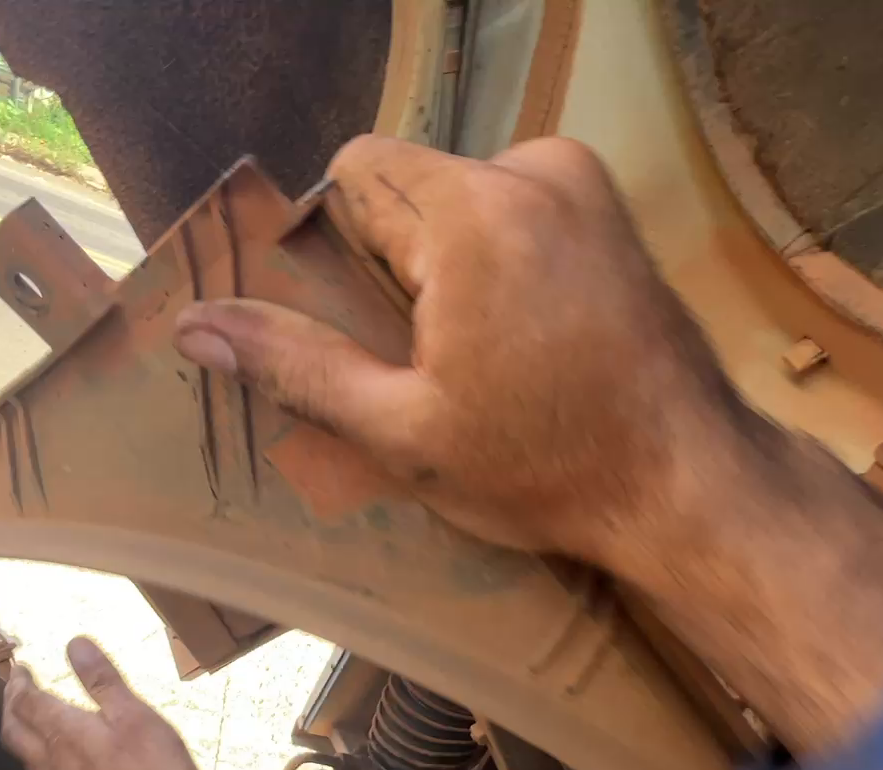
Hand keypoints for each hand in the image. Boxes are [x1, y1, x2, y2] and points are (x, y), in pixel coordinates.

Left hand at [0, 636, 203, 769]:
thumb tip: (74, 643)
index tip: (19, 668)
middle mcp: (50, 763)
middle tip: (16, 690)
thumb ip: (102, 681)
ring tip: (32, 725)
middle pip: (14, 731)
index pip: (27, 702)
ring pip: (26, 761)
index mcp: (65, 732)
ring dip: (23, 737)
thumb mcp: (135, 715)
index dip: (19, 682)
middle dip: (11, 707)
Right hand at [174, 135, 882, 756]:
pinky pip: (509, 213)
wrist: (684, 486)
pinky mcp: (607, 214)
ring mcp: (582, 185)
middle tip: (411, 359)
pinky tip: (511, 341)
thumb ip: (297, 366)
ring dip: (438, 269)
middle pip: (406, 187)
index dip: (334, 249)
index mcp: (473, 213)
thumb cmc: (541, 469)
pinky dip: (487, 263)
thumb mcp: (401, 431)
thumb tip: (198, 326)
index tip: (356, 327)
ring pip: (456, 202)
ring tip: (467, 359)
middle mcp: (532, 170)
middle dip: (388, 266)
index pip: (353, 175)